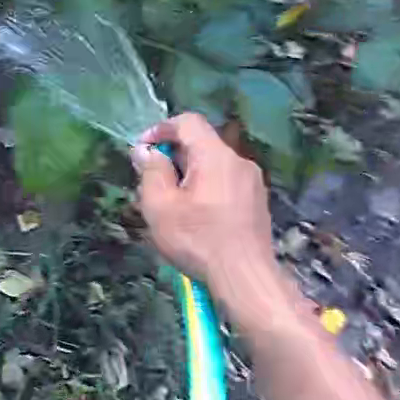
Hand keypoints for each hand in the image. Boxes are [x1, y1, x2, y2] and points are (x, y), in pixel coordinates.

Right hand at [131, 113, 278, 289]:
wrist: (245, 277)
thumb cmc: (198, 239)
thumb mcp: (160, 206)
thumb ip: (151, 172)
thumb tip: (145, 151)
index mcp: (214, 156)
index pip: (187, 122)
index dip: (161, 129)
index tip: (143, 151)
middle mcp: (238, 161)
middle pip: (200, 144)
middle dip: (172, 157)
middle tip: (152, 183)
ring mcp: (251, 183)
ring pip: (212, 166)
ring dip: (188, 176)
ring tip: (171, 205)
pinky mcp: (257, 203)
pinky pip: (225, 183)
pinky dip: (206, 190)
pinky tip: (196, 219)